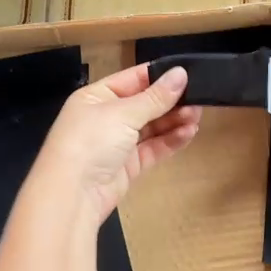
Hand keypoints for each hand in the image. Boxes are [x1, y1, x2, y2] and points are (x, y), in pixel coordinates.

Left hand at [32, 64, 202, 223]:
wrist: (71, 198)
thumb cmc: (91, 142)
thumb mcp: (124, 113)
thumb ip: (156, 96)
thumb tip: (181, 73)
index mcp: (97, 96)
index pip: (133, 79)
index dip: (160, 76)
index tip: (188, 74)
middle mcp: (105, 117)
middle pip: (144, 103)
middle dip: (171, 101)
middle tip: (199, 98)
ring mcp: (116, 143)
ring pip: (151, 127)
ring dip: (174, 121)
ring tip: (197, 116)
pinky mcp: (127, 166)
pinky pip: (152, 148)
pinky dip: (170, 140)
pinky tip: (188, 133)